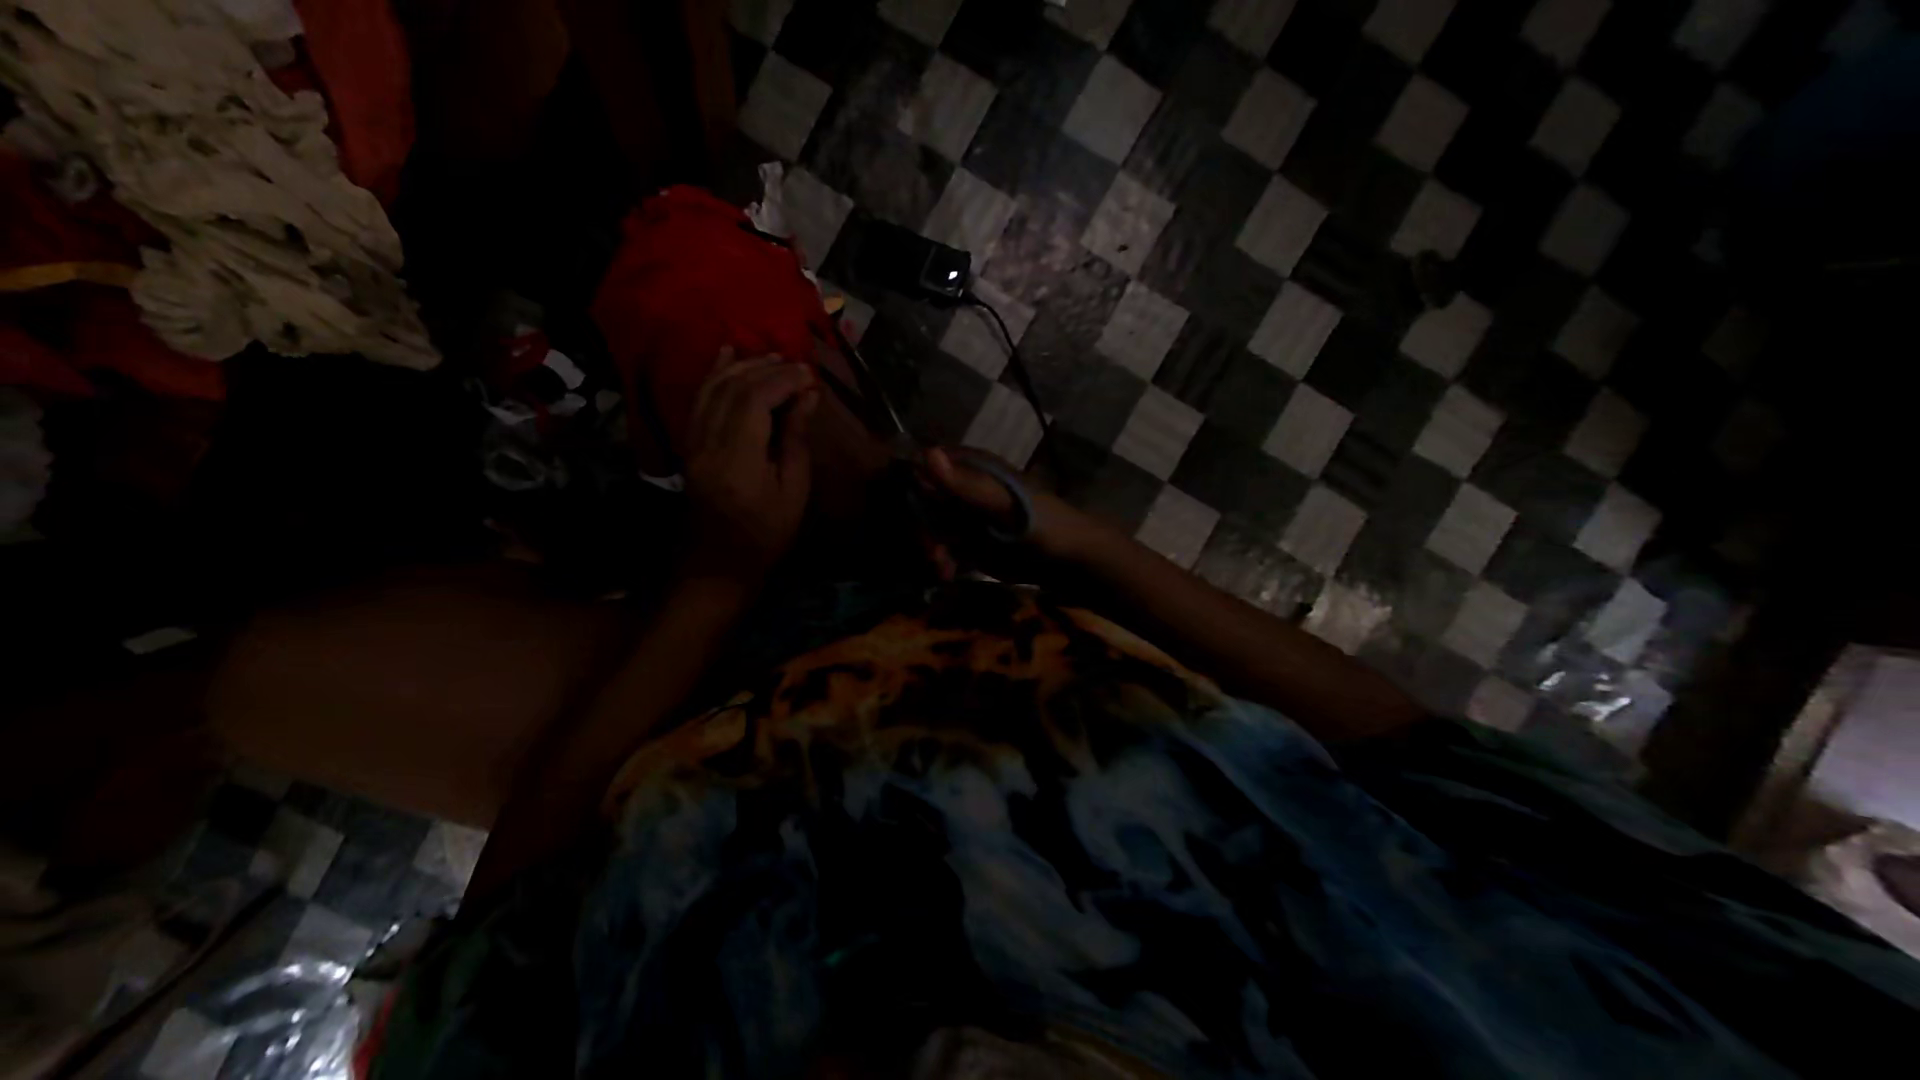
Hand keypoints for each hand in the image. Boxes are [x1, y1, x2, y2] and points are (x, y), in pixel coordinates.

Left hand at [682, 349, 820, 581]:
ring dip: (742, 367)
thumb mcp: (793, 492)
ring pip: (712, 390)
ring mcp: (692, 444)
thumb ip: (796, 440)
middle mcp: (708, 445)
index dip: (784, 380)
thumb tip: (807, 397)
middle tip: (796, 364)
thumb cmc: (765, 538)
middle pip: (733, 389)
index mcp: (738, 460)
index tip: (810, 375)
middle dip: (766, 369)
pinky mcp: (688, 446)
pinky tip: (727, 356)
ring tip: (770, 357)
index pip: (756, 401)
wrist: (716, 568)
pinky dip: (713, 375)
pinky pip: (697, 401)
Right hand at [923, 446, 1105, 562]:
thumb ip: (965, 484)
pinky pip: (945, 548)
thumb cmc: (1044, 525)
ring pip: (932, 527)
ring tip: (941, 568)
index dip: (911, 486)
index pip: (926, 466)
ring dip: (930, 547)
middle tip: (930, 552)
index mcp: (973, 468)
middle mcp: (965, 489)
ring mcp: (969, 517)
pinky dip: (942, 561)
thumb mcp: (1001, 504)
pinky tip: (946, 574)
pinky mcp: (973, 545)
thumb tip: (927, 453)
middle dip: (921, 527)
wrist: (1076, 562)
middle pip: (923, 501)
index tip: (909, 512)